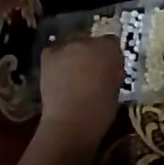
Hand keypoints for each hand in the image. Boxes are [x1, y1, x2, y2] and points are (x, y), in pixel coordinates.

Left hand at [37, 35, 123, 149]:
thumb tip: (107, 69)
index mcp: (110, 49)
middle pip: (89, 41)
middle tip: (88, 71)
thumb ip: (111, 72)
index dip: (108, 55)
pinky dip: (55, 60)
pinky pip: (53, 52)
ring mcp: (66, 47)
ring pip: (70, 46)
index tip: (106, 67)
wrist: (70, 122)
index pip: (111, 43)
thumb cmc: (99, 112)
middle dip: (90, 54)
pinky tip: (56, 74)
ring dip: (72, 56)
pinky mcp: (48, 56)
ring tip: (70, 74)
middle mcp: (88, 41)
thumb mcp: (115, 89)